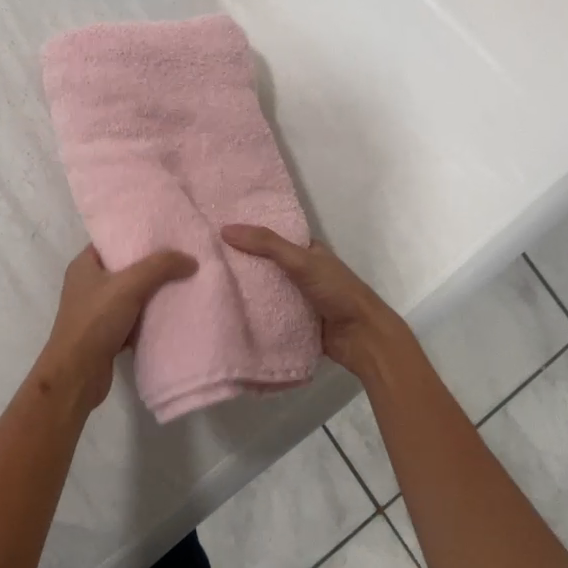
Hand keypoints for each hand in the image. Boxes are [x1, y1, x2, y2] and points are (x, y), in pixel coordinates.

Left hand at [32, 247, 197, 413]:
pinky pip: (132, 319)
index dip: (136, 236)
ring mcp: (96, 310)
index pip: (112, 241)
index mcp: (84, 265)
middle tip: (181, 259)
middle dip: (150, 266)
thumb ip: (159, 268)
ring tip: (183, 283)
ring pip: (130, 295)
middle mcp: (87, 284)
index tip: (165, 234)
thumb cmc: (95, 321)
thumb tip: (190, 259)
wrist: (76, 374)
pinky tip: (171, 315)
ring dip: (152, 294)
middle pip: (124, 268)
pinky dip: (148, 319)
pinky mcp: (105, 334)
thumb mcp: (128, 286)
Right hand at [221, 225, 413, 383]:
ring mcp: (297, 297)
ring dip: (244, 287)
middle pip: (264, 262)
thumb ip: (266, 244)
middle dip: (240, 260)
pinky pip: (267, 312)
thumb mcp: (301, 261)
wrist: (363, 339)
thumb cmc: (337, 291)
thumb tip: (225, 229)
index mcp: (307, 250)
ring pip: (264, 288)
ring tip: (207, 279)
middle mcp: (301, 271)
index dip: (247, 231)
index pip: (271, 235)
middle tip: (204, 255)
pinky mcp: (293, 321)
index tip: (216, 228)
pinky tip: (225, 307)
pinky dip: (251, 310)